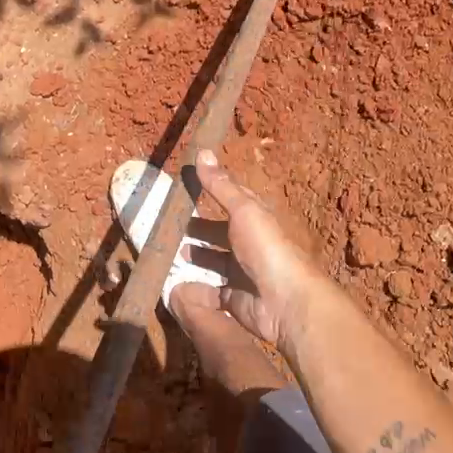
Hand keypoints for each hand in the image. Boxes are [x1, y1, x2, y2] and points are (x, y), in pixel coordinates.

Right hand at [170, 149, 323, 352]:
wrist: (285, 302)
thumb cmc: (265, 247)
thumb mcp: (243, 210)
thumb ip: (220, 185)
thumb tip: (202, 150)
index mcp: (252, 218)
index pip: (229, 200)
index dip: (209, 191)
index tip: (182, 186)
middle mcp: (246, 243)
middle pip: (217, 232)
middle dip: (196, 229)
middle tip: (167, 224)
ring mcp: (240, 272)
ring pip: (212, 261)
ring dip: (194, 256)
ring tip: (168, 251)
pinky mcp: (233, 298)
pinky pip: (209, 291)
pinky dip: (194, 288)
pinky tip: (174, 283)